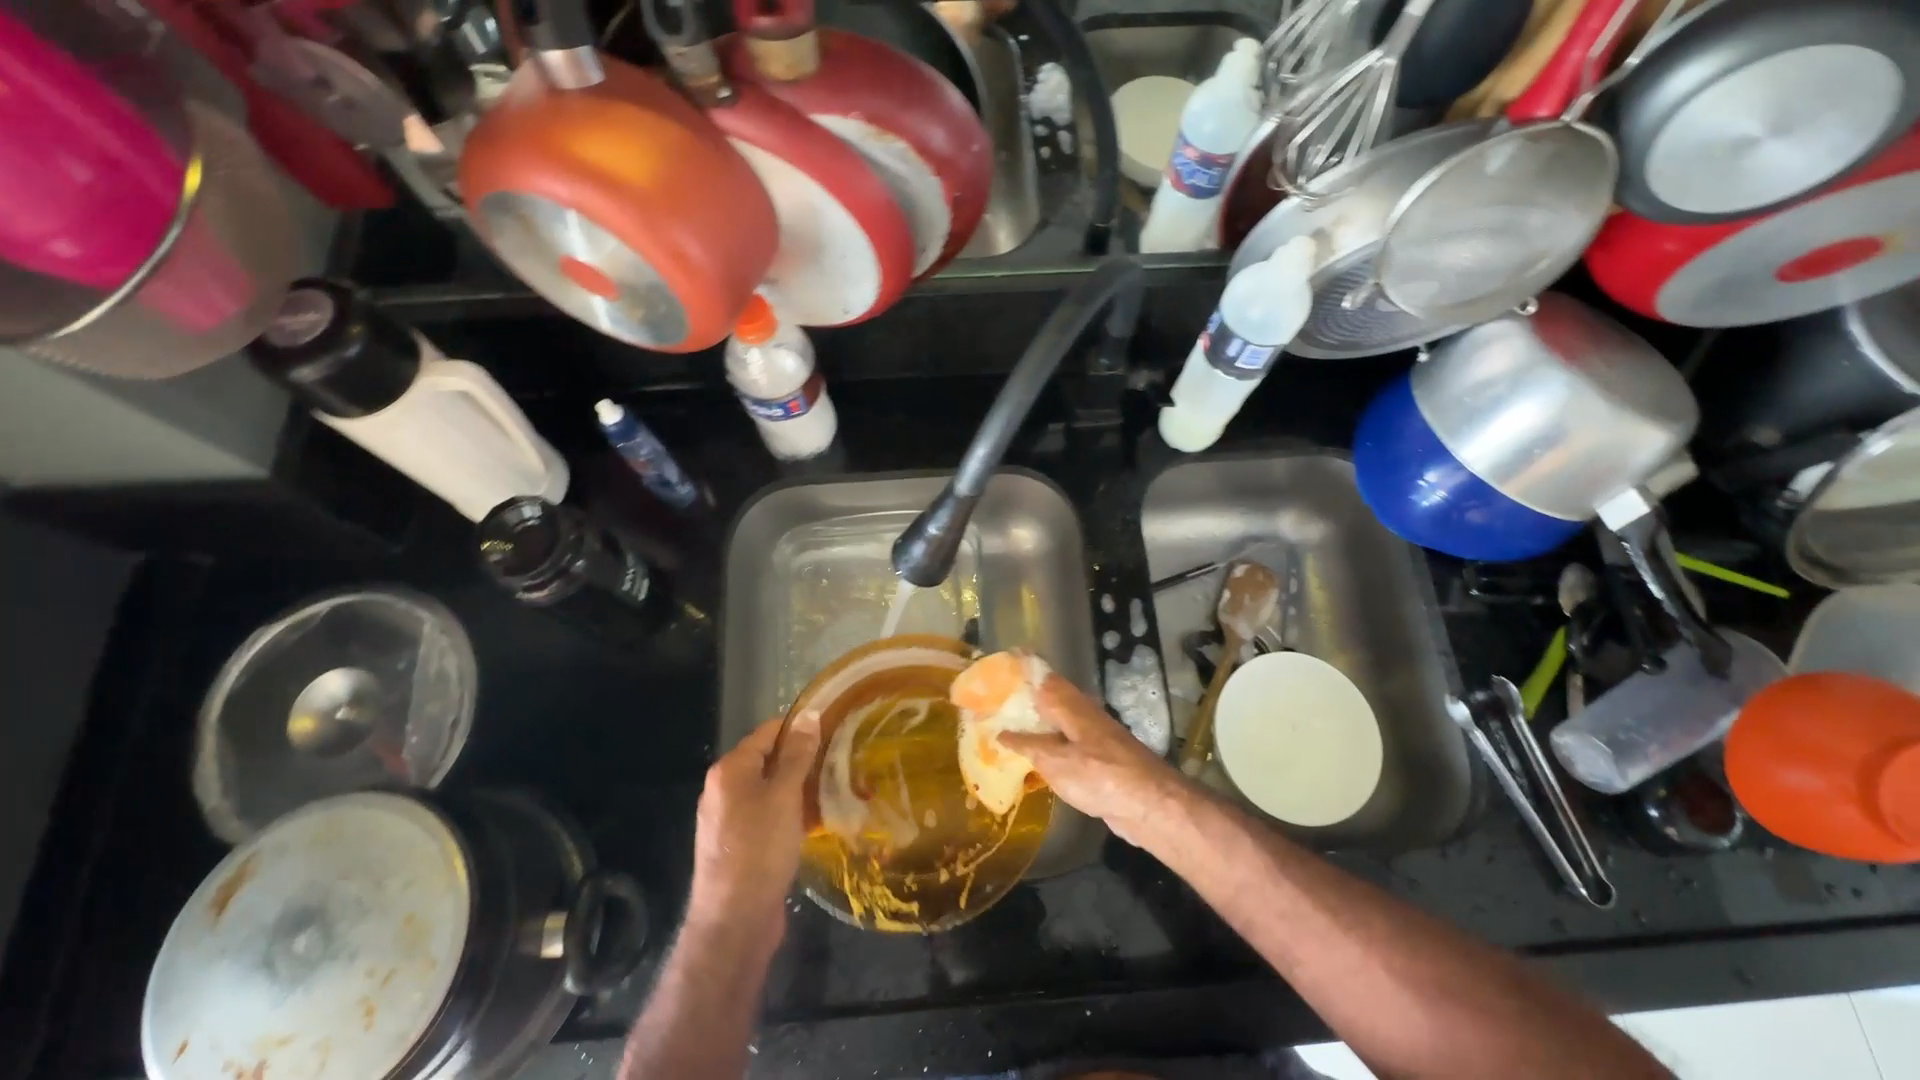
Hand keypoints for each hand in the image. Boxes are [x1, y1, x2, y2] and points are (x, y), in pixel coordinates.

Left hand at [687, 710, 820, 940]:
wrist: (734, 919)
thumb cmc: (760, 849)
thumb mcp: (784, 796)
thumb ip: (796, 755)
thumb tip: (808, 716)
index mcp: (730, 771)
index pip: (767, 732)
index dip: (799, 729)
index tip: (835, 730)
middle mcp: (723, 790)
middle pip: (768, 761)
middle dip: (802, 761)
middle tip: (841, 762)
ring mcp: (728, 820)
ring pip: (770, 792)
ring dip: (799, 790)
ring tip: (836, 790)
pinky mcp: (738, 846)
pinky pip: (767, 818)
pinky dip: (790, 815)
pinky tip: (815, 823)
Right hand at [998, 675, 1187, 844]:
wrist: (1150, 805)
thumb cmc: (1100, 777)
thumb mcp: (1055, 762)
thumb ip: (1028, 745)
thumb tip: (1002, 732)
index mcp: (1072, 706)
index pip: (1044, 677)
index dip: (1025, 667)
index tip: (1005, 659)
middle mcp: (1084, 715)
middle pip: (1052, 697)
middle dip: (1028, 695)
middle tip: (997, 699)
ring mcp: (1095, 738)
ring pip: (1060, 721)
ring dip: (1038, 721)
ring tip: (1009, 725)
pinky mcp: (1101, 761)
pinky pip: (1067, 744)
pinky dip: (1049, 744)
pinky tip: (1037, 757)